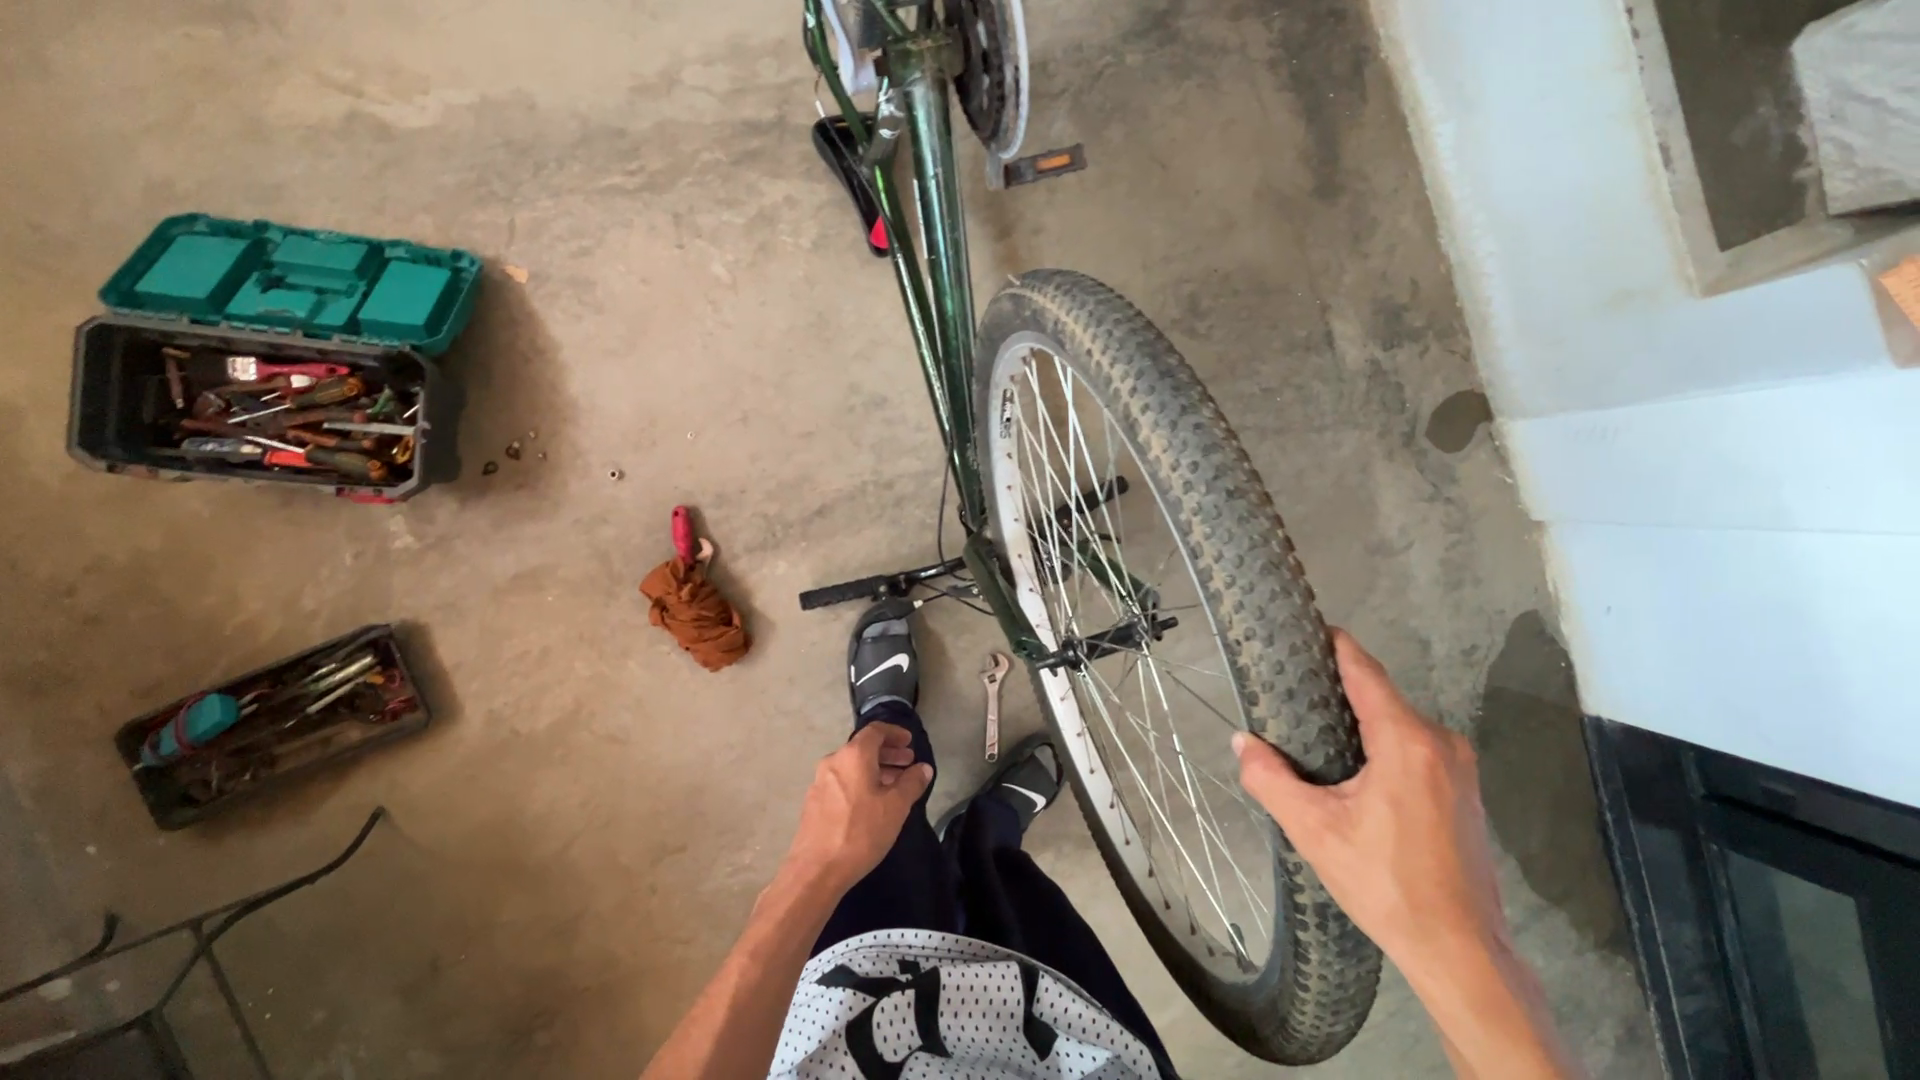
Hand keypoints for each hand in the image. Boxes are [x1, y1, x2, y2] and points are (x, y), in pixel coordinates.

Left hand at [781, 723, 932, 893]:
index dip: (894, 733)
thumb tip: (923, 768)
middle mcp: (833, 762)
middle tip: (907, 763)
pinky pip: (842, 781)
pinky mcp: (814, 802)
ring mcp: (820, 782)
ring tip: (894, 785)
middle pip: (863, 747)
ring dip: (874, 769)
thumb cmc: (860, 832)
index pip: (875, 731)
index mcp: (853, 756)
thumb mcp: (895, 807)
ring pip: (852, 766)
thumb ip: (912, 783)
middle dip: (887, 753)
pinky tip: (871, 803)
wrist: (816, 870)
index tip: (909, 742)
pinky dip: (860, 782)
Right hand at [1232, 630, 1506, 967]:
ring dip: (1361, 724)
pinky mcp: (1465, 791)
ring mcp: (1460, 767)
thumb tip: (1240, 743)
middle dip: (1338, 691)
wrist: (1460, 948)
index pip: (1365, 672)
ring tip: (1313, 733)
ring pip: (1399, 726)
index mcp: (1407, 741)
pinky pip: (1416, 749)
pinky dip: (1383, 748)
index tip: (1305, 628)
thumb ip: (1270, 779)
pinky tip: (1354, 772)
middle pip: (1381, 698)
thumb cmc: (1384, 883)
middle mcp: (1441, 742)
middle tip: (1291, 692)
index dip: (1335, 646)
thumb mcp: (1313, 830)